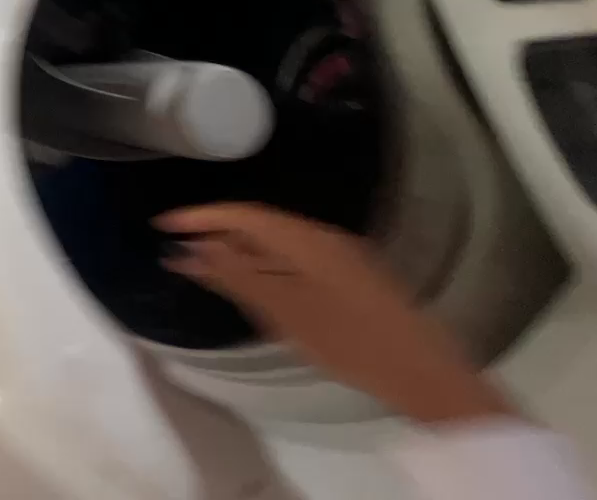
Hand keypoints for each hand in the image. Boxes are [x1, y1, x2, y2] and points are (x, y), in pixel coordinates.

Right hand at [156, 203, 513, 425]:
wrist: (432, 382)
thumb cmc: (350, 341)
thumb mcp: (281, 310)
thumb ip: (230, 276)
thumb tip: (183, 252)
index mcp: (305, 239)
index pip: (241, 214)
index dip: (199, 216)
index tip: (164, 224)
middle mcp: (324, 239)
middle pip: (260, 226)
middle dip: (218, 234)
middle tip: (182, 249)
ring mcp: (343, 258)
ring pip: (278, 244)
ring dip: (242, 252)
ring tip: (209, 267)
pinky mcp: (354, 278)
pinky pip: (296, 258)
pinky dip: (267, 265)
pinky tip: (255, 286)